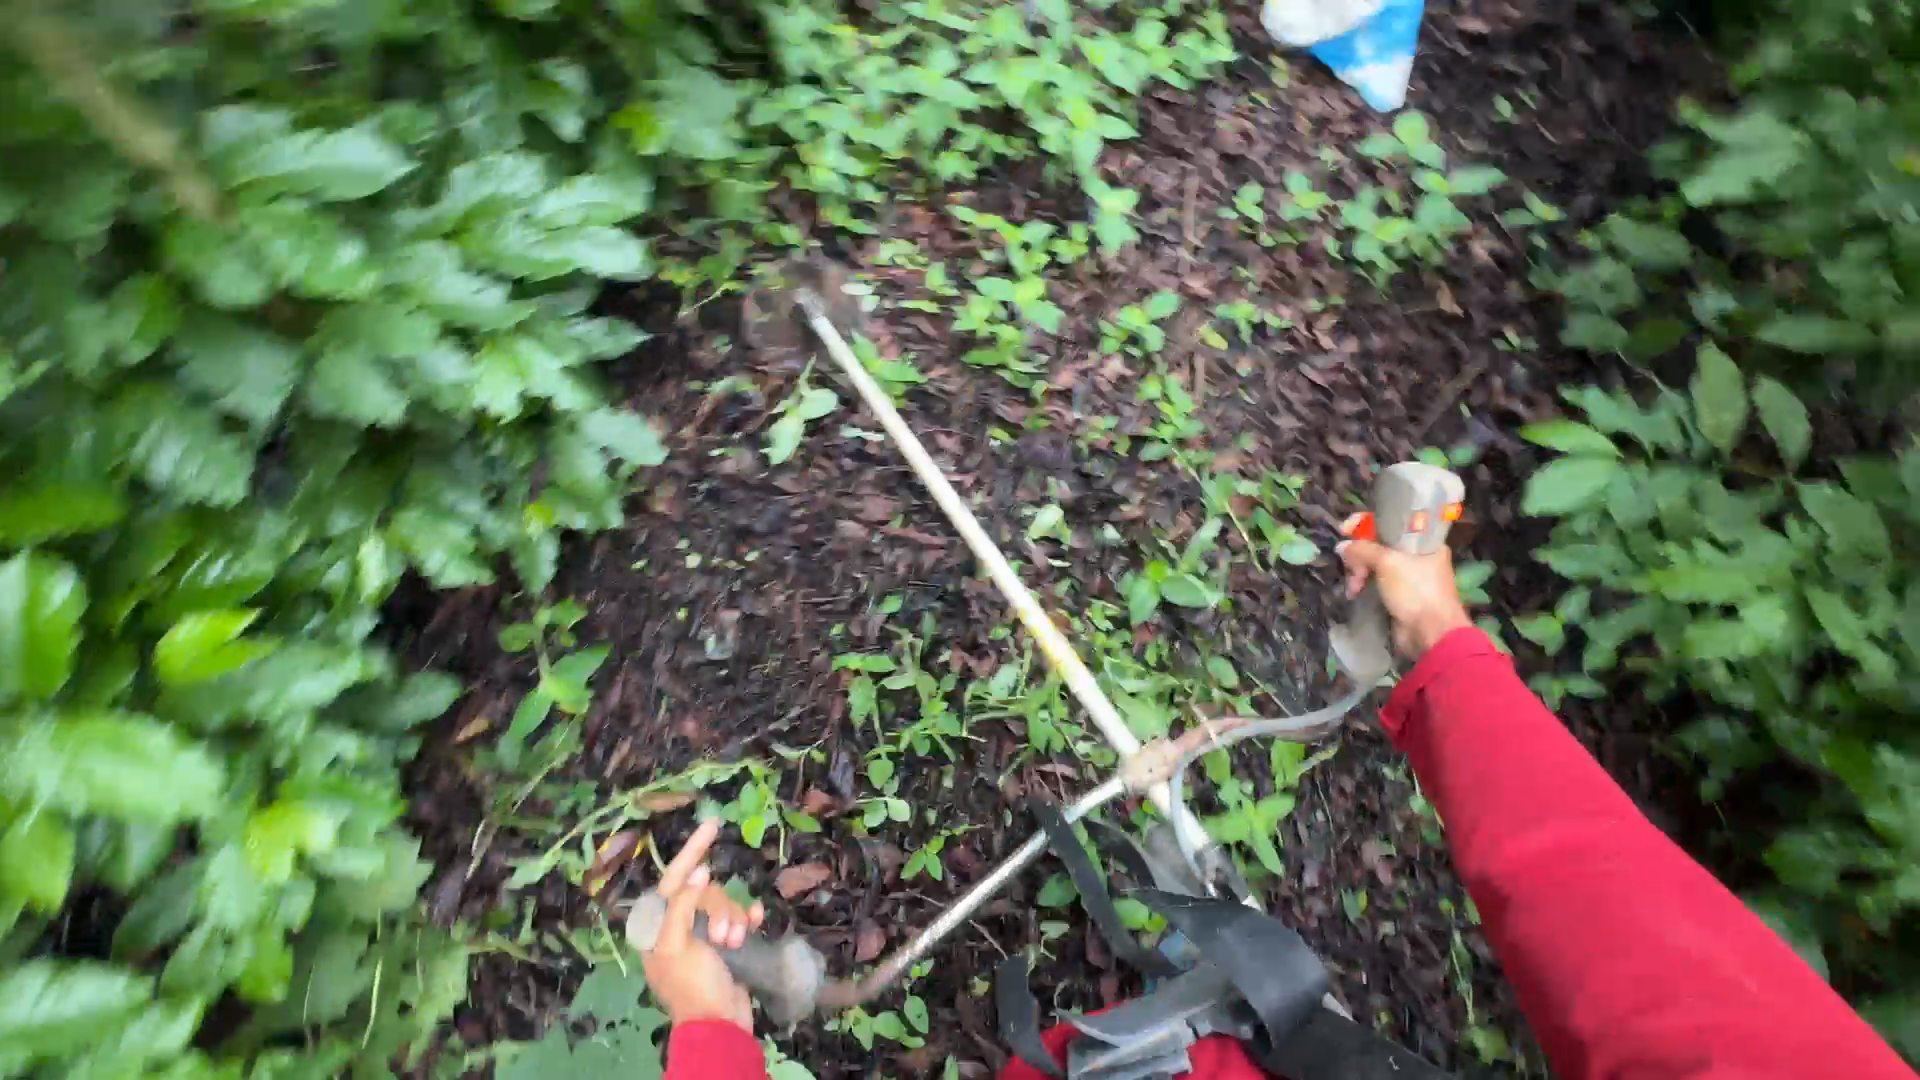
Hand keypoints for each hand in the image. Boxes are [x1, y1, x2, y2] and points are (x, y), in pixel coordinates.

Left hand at [629, 819, 765, 1031]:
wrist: (719, 1026)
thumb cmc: (692, 987)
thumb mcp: (677, 946)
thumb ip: (683, 906)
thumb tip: (699, 871)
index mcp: (657, 927)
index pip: (673, 877)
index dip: (692, 850)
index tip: (713, 824)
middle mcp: (677, 926)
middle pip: (705, 892)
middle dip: (720, 908)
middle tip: (726, 935)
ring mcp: (702, 935)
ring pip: (723, 903)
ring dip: (734, 917)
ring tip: (737, 940)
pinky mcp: (725, 944)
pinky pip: (739, 915)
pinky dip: (747, 917)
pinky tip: (755, 923)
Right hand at [1336, 514, 1472, 659]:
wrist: (1430, 634)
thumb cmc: (1416, 591)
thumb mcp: (1388, 563)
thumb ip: (1363, 550)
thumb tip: (1342, 546)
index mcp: (1425, 543)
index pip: (1392, 522)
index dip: (1367, 522)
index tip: (1346, 528)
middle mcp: (1418, 557)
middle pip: (1378, 544)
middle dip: (1359, 554)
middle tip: (1351, 566)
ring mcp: (1408, 577)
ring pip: (1374, 564)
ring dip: (1358, 572)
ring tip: (1354, 586)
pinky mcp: (1398, 595)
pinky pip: (1375, 581)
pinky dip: (1363, 584)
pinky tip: (1354, 592)